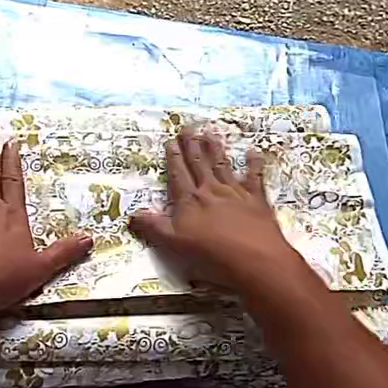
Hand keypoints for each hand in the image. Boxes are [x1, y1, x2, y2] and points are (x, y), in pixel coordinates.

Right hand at [128, 126, 317, 294]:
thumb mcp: (174, 244)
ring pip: (222, 166)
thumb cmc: (211, 254)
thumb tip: (131, 215)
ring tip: (210, 134)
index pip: (178, 175)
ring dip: (215, 149)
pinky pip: (254, 177)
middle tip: (188, 128)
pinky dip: (253, 164)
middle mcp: (211, 191)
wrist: (253, 258)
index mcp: (190, 201)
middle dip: (192, 146)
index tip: (171, 141)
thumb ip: (154, 227)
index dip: (174, 158)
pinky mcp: (256, 200)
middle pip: (199, 164)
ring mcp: (235, 193)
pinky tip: (252, 153)